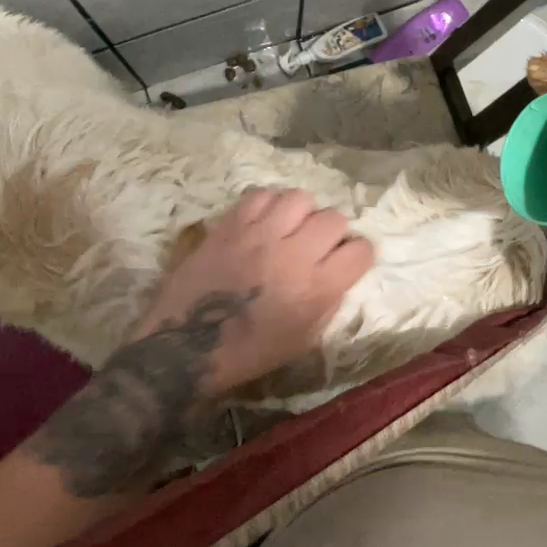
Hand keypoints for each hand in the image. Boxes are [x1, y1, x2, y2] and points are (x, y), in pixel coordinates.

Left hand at [135, 188, 374, 397]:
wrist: (186, 346)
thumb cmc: (249, 352)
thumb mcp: (303, 341)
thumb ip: (328, 302)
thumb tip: (339, 273)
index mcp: (316, 289)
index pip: (361, 250)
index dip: (358, 254)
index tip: (346, 260)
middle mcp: (293, 254)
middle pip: (334, 218)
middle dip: (333, 231)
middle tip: (317, 244)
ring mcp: (259, 234)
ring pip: (299, 197)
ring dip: (301, 212)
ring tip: (290, 227)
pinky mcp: (230, 224)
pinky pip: (261, 194)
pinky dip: (268, 203)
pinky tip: (263, 221)